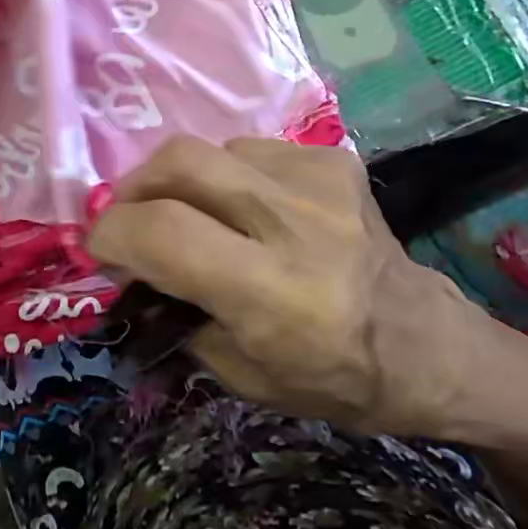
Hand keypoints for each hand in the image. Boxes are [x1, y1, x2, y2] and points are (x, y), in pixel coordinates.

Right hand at [88, 136, 512, 437]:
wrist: (427, 346)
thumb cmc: (331, 379)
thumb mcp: (238, 374)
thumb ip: (174, 314)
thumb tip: (127, 267)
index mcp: (275, 295)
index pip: (163, 232)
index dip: (112, 233)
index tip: (100, 250)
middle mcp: (297, 224)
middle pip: (180, 162)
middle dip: (132, 188)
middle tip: (127, 218)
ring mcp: (320, 182)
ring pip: (209, 150)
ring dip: (178, 182)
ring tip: (188, 215)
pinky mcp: (333, 160)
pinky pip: (247, 150)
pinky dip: (223, 175)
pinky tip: (240, 205)